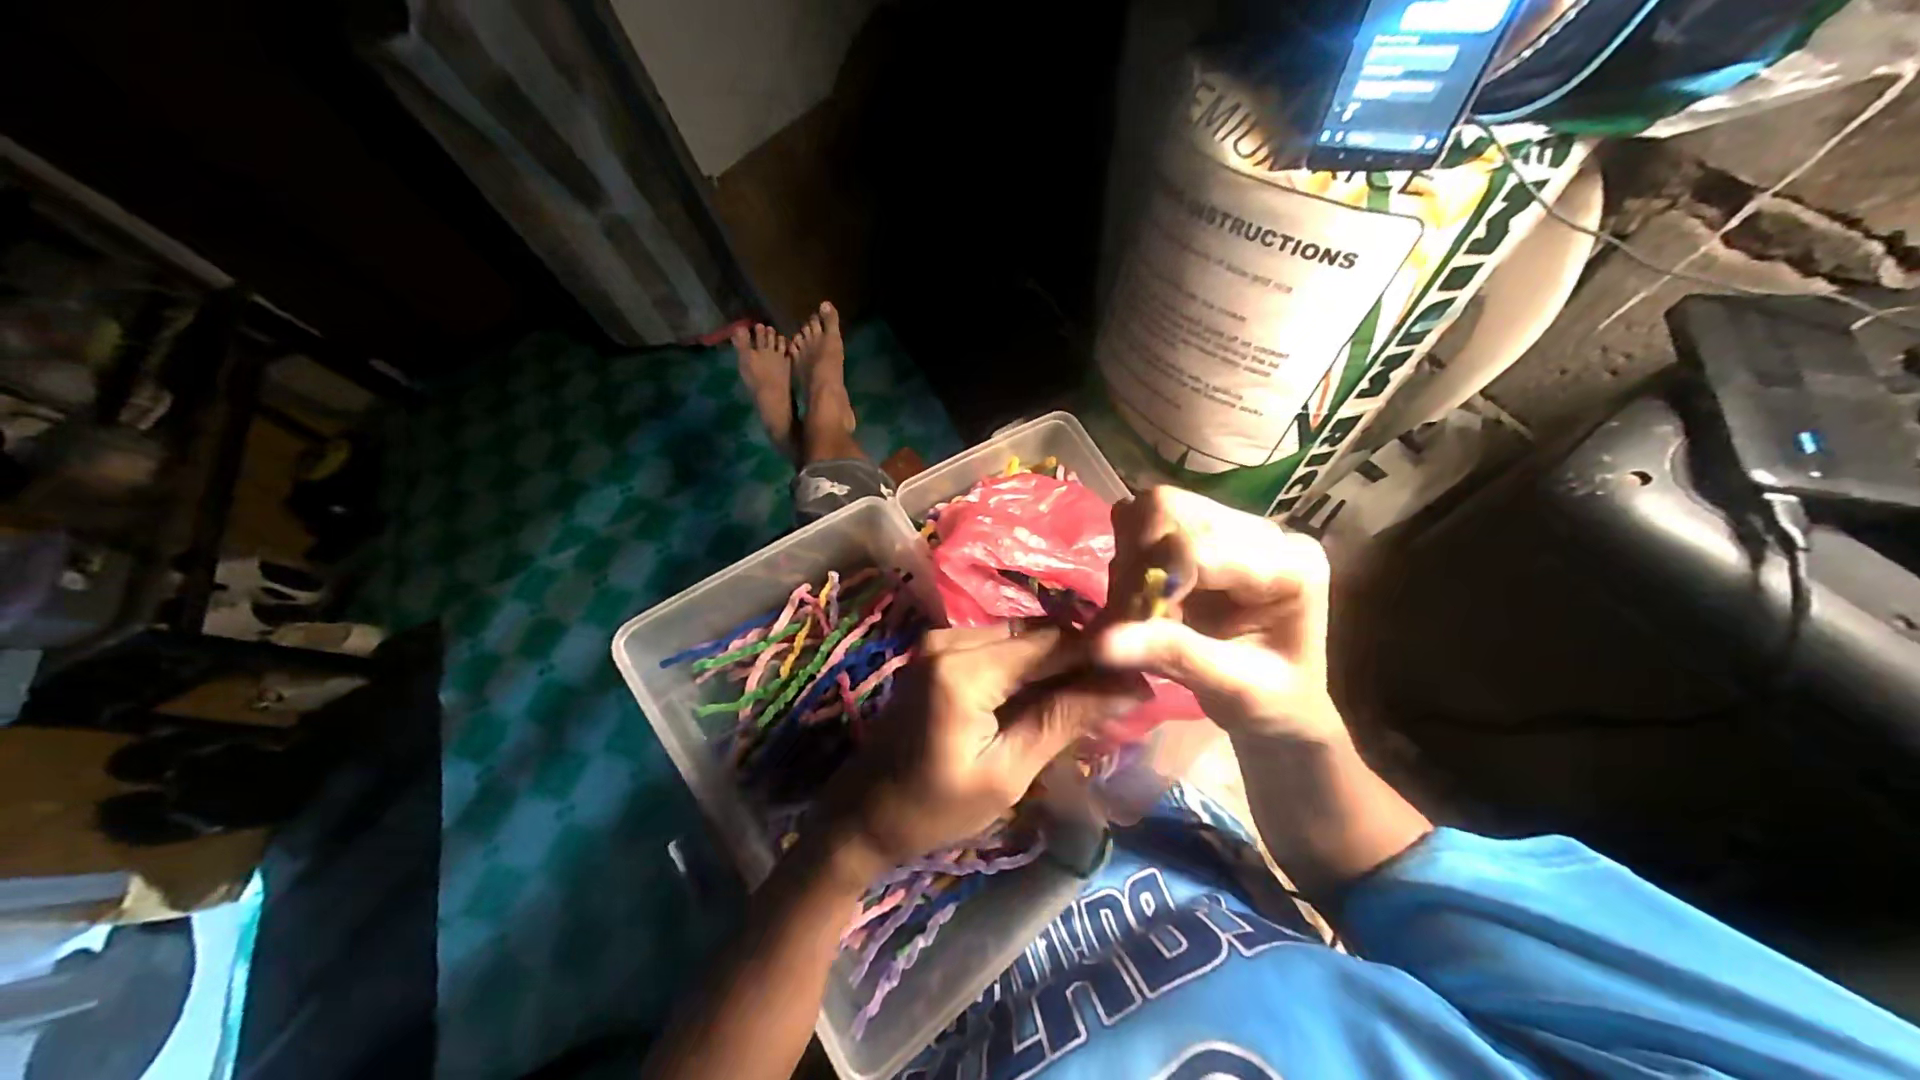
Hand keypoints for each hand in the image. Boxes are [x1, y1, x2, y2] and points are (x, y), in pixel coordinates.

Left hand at [816, 625, 1145, 879]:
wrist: (862, 815)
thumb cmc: (933, 808)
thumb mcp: (1008, 773)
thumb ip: (1065, 719)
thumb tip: (1130, 685)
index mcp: (964, 669)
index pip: (1053, 643)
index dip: (1103, 655)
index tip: (1145, 676)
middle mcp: (951, 638)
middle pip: (1039, 633)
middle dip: (1084, 658)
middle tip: (1124, 691)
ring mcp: (941, 641)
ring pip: (1023, 637)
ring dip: (1060, 662)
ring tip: (1095, 695)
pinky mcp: (940, 653)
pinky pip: (1000, 648)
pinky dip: (1032, 667)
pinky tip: (1054, 694)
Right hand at [1095, 486, 1343, 744]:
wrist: (1279, 705)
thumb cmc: (1270, 703)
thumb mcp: (1230, 687)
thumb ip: (1171, 653)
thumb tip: (1100, 643)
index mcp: (1288, 564)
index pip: (1199, 546)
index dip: (1152, 583)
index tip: (1131, 630)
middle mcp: (1260, 532)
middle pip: (1169, 508)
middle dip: (1138, 563)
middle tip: (1133, 617)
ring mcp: (1228, 527)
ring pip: (1150, 510)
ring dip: (1131, 562)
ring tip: (1142, 613)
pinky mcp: (1199, 533)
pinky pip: (1143, 524)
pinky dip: (1131, 561)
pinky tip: (1145, 600)